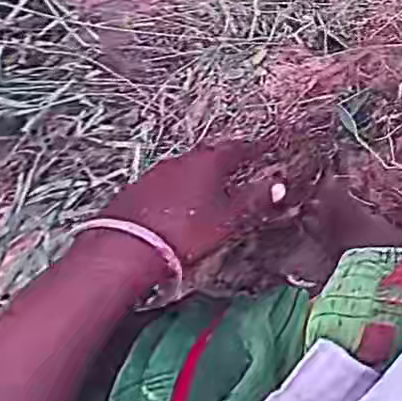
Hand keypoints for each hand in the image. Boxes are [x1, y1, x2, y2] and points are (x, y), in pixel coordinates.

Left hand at [96, 141, 286, 263]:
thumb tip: (280, 185)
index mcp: (210, 160)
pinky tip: (177, 205)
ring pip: (186, 168)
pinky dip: (176, 189)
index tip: (267, 151)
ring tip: (209, 191)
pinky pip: (164, 184)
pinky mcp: (132, 191)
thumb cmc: (185, 232)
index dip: (256, 150)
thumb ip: (255, 199)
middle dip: (227, 162)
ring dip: (199, 176)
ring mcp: (155, 174)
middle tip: (240, 170)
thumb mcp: (229, 219)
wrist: (121, 253)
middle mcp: (183, 160)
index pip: (241, 148)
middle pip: (211, 155)